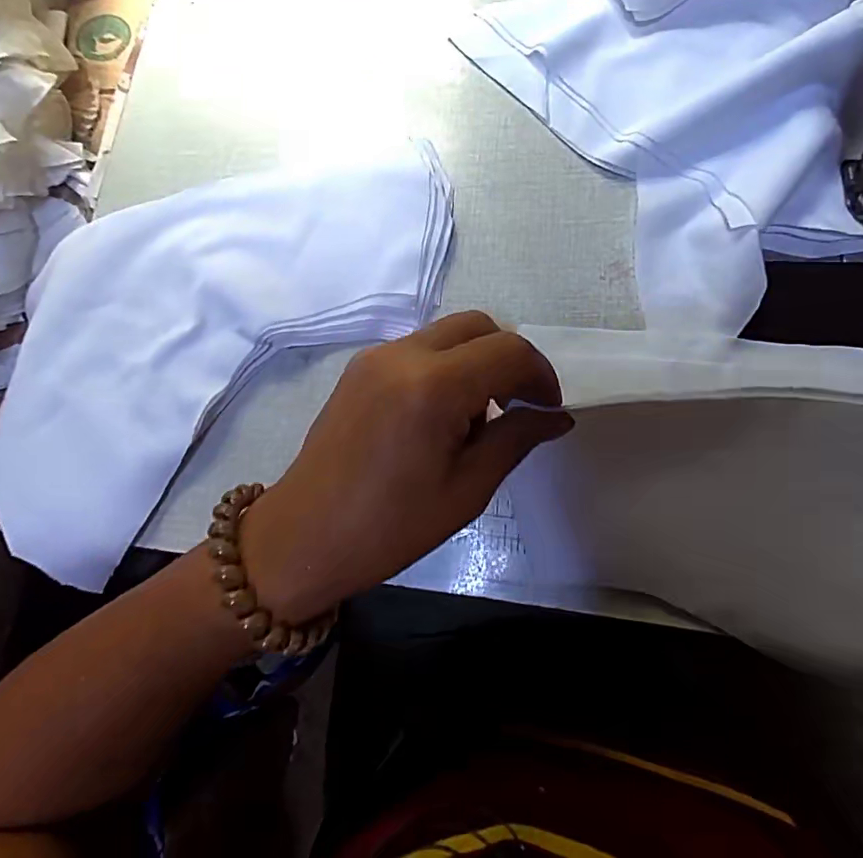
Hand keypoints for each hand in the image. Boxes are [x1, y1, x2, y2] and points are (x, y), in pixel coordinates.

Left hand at [236, 312, 572, 621]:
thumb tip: (557, 417)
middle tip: (518, 407)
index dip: (540, 375)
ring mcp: (375, 356)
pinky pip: (419, 348)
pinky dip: (446, 365)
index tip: (548, 410)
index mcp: (432, 385)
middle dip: (510, 359)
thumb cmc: (390, 526)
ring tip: (476, 419)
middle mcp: (402, 354)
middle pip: (479, 325)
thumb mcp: (467, 489)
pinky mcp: (359, 367)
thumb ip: (516, 439)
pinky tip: (441, 415)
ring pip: (448, 333)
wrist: (304, 536)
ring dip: (477, 361)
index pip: (509, 351)